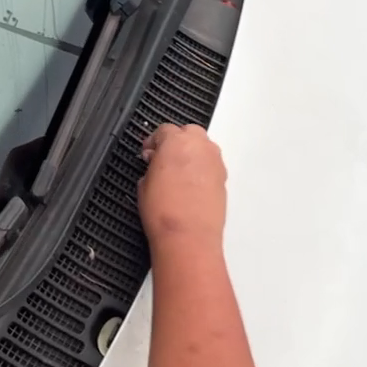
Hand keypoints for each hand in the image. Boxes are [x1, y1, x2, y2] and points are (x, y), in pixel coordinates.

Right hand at [137, 124, 226, 261]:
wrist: (188, 237)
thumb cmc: (164, 211)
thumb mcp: (144, 183)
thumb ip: (151, 165)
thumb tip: (154, 162)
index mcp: (176, 141)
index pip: (163, 130)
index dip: (153, 141)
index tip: (148, 152)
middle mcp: (199, 146)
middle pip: (188, 132)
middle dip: (176, 141)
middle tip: (163, 158)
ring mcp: (214, 162)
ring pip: (203, 147)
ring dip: (191, 153)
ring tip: (177, 172)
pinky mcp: (223, 178)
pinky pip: (211, 165)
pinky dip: (201, 168)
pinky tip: (190, 185)